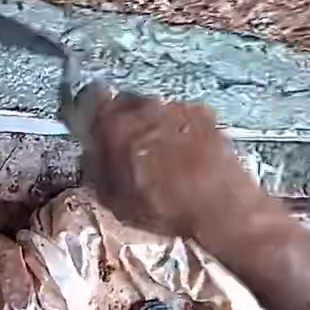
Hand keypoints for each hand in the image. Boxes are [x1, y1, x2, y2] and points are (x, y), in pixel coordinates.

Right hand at [74, 86, 268, 239]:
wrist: (220, 206)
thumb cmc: (164, 206)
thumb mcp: (115, 200)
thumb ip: (98, 170)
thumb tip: (93, 158)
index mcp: (114, 125)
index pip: (90, 102)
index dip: (89, 116)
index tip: (91, 129)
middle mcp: (144, 107)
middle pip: (123, 104)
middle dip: (120, 122)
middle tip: (124, 149)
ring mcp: (176, 107)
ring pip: (153, 110)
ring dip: (150, 126)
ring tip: (157, 157)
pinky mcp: (204, 114)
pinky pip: (180, 117)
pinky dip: (177, 130)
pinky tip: (182, 155)